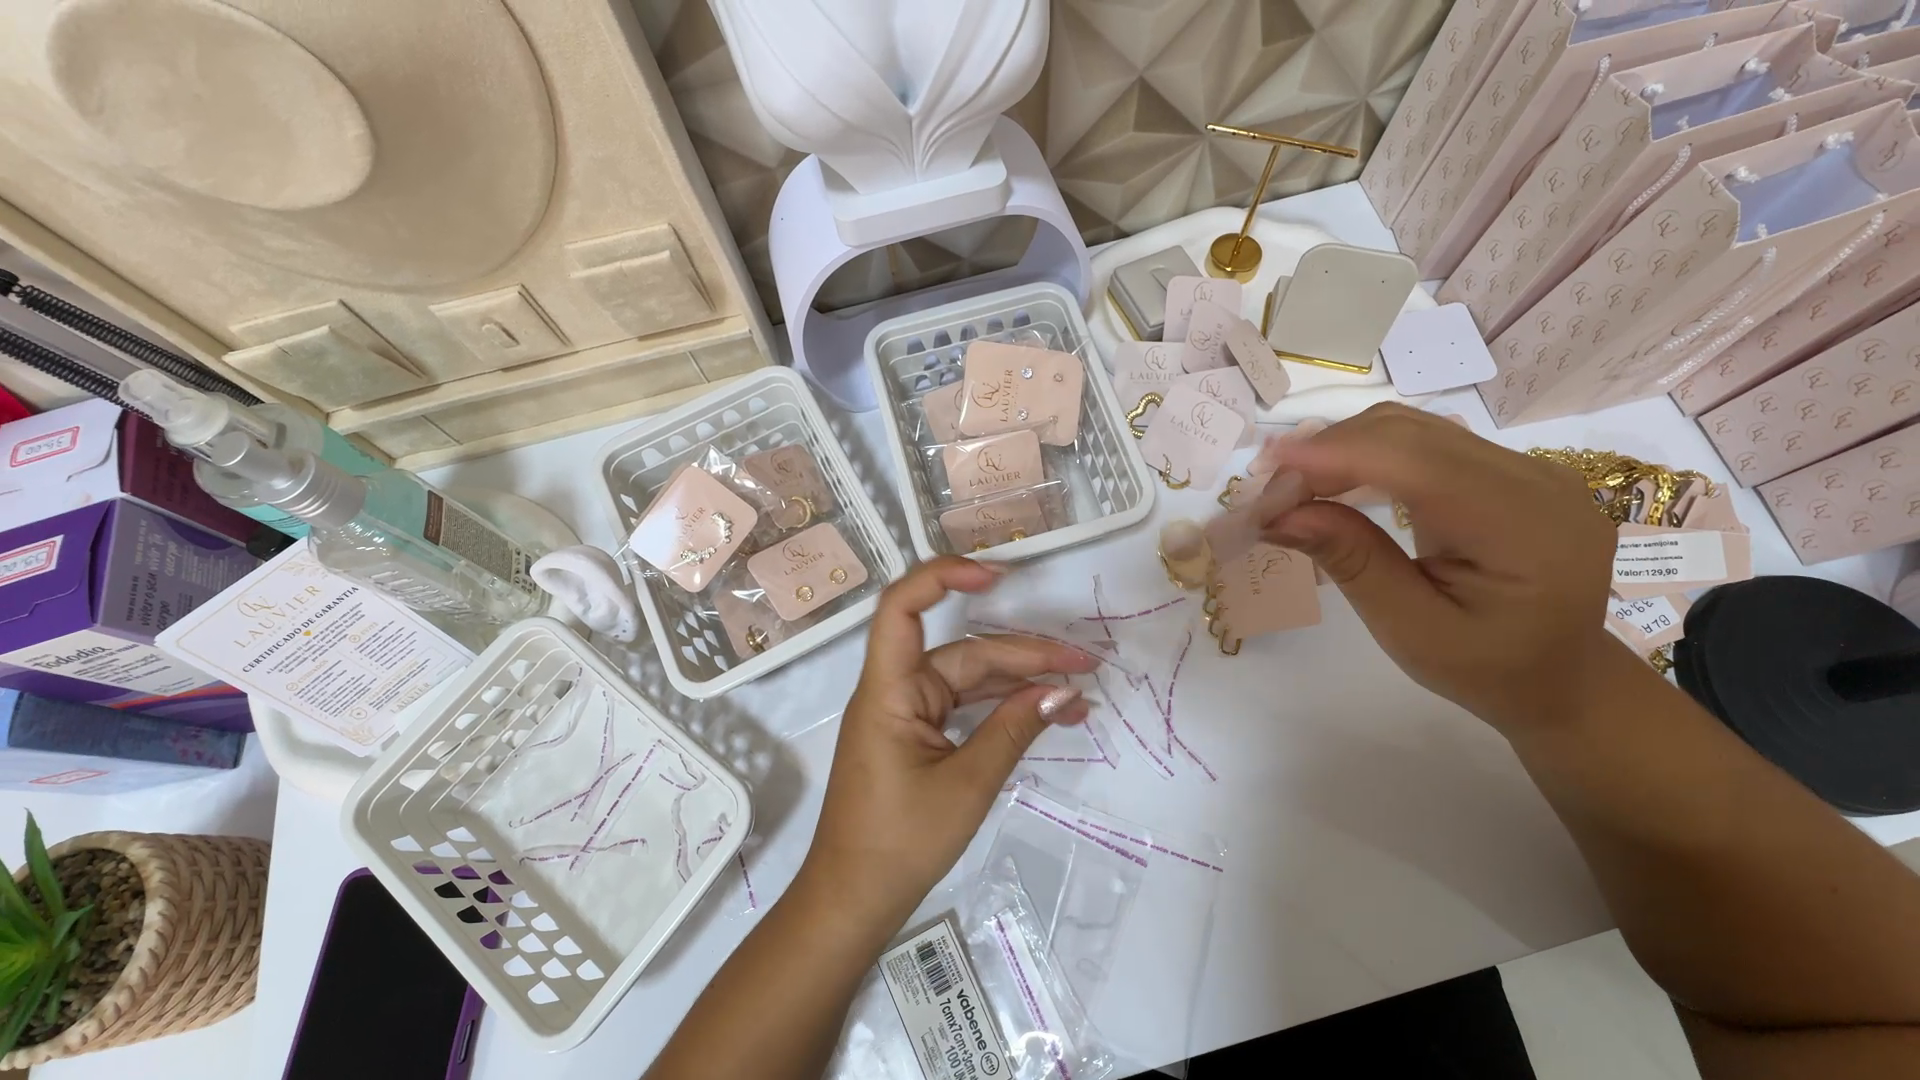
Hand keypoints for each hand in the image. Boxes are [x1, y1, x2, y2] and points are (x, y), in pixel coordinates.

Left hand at [798, 557, 1096, 927]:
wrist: (854, 899)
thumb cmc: (900, 842)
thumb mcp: (967, 785)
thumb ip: (1013, 731)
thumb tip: (1063, 693)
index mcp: (889, 691)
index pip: (902, 608)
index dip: (943, 577)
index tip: (996, 576)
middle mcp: (896, 691)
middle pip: (962, 652)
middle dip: (1024, 654)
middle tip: (1085, 663)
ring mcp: (907, 714)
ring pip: (969, 680)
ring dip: (1020, 683)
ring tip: (1078, 691)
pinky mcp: (917, 738)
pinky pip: (964, 708)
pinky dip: (1002, 710)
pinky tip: (1045, 715)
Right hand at [1245, 404, 1620, 731]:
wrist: (1559, 676)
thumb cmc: (1486, 669)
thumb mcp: (1412, 631)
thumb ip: (1354, 564)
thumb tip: (1282, 515)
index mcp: (1526, 528)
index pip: (1419, 465)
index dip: (1338, 455)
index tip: (1267, 466)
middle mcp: (1535, 480)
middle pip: (1411, 434)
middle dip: (1328, 452)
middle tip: (1268, 494)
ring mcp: (1525, 467)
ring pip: (1411, 429)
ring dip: (1341, 449)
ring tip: (1291, 490)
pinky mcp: (1505, 468)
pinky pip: (1424, 443)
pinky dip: (1365, 455)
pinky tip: (1332, 482)